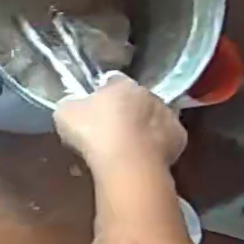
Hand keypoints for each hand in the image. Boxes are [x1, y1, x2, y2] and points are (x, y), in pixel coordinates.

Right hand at [54, 74, 185, 176]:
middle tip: (103, 127)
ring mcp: (170, 117)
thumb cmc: (92, 132)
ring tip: (120, 145)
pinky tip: (135, 155)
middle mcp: (151, 95)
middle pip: (134, 100)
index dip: (99, 91)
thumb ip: (72, 102)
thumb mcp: (64, 112)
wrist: (127, 163)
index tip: (88, 105)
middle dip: (122, 110)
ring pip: (150, 118)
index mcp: (123, 84)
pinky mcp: (179, 139)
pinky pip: (161, 138)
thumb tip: (75, 102)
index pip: (111, 80)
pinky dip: (151, 144)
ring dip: (138, 126)